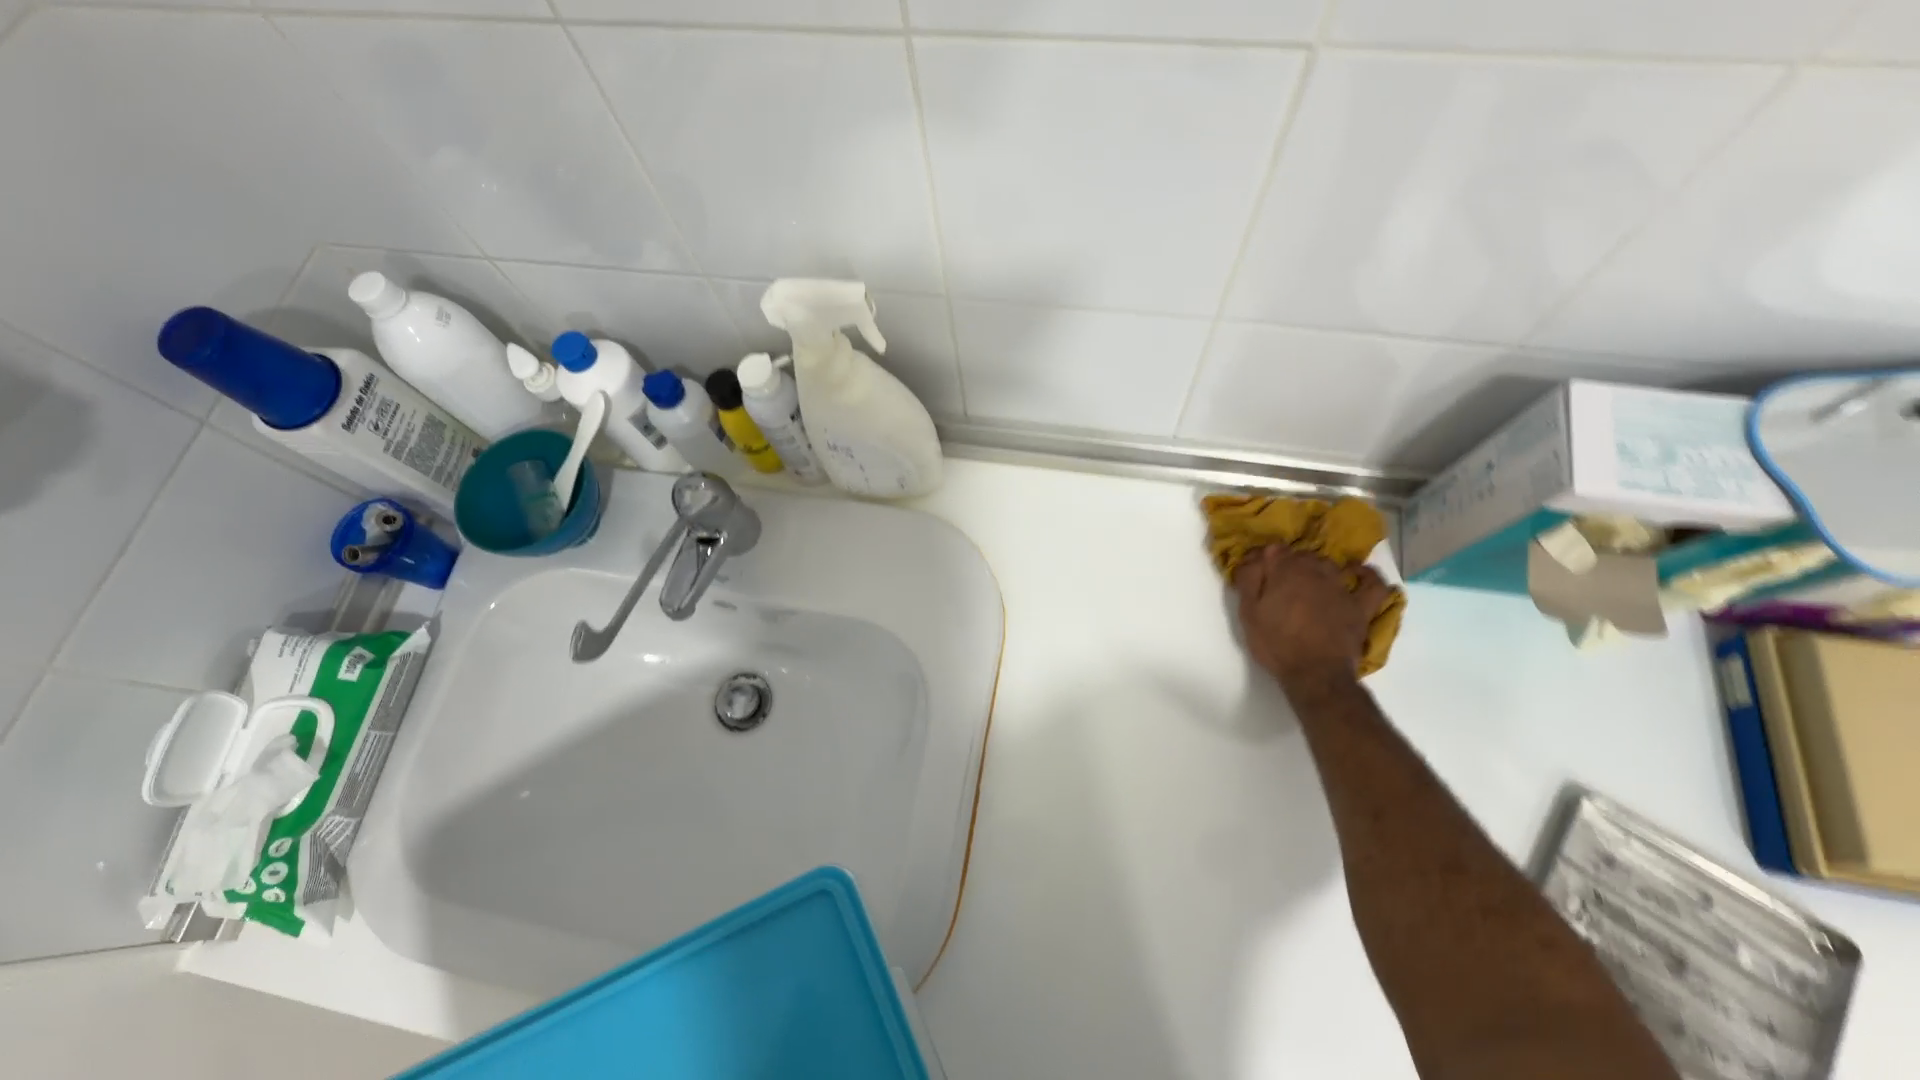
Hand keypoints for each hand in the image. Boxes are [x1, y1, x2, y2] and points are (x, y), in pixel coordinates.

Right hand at [1235, 546, 1391, 689]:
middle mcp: (1315, 571)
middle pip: (1302, 556)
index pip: (1274, 550)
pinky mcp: (1360, 605)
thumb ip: (1249, 579)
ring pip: (1329, 565)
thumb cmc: (1276, 644)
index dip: (1265, 560)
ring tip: (1308, 584)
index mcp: (1286, 570)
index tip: (1258, 573)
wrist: (1314, 673)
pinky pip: (1372, 584)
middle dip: (1289, 564)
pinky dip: (1366, 575)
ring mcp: (1341, 587)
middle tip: (1279, 585)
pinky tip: (1357, 574)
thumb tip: (1257, 555)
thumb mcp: (1249, 613)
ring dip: (1317, 569)